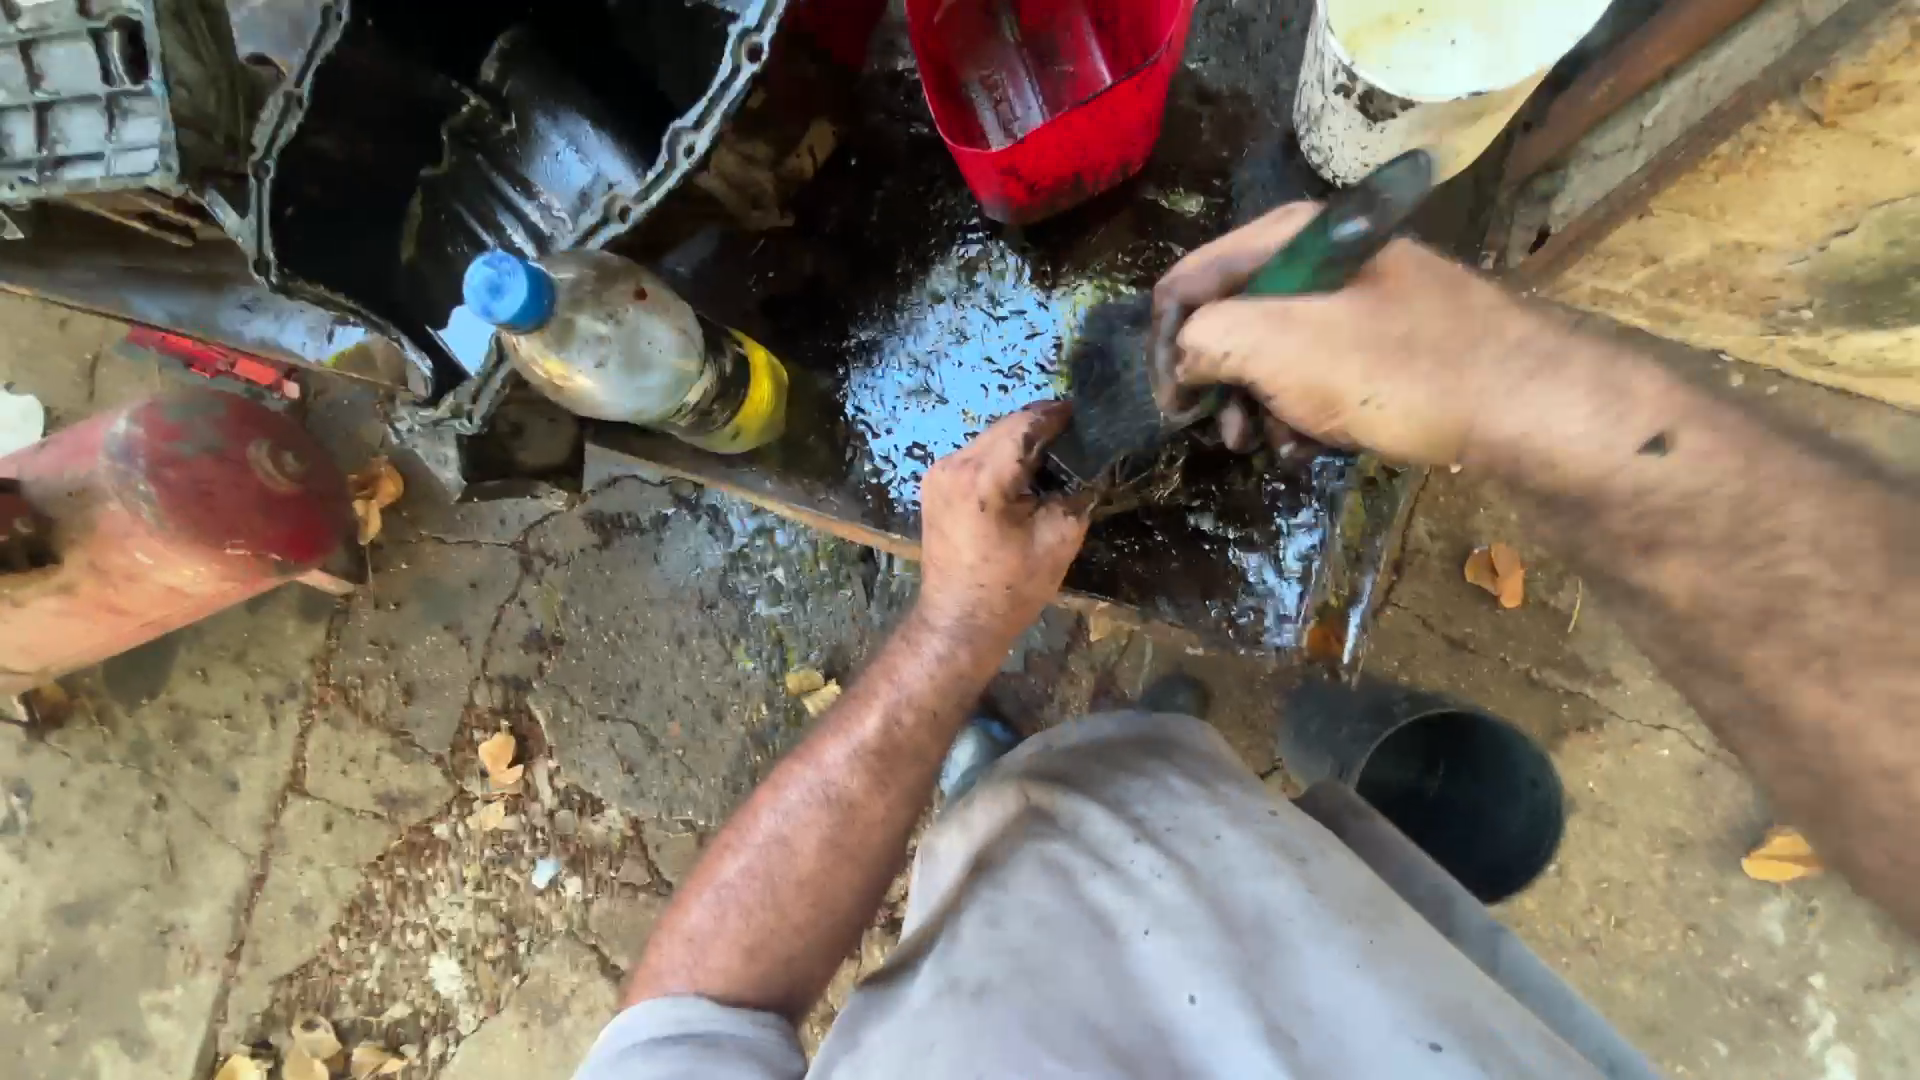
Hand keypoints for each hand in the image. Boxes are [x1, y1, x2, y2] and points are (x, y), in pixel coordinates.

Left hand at [915, 402, 1090, 650]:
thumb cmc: (1011, 588)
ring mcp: (937, 474)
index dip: (1057, 416)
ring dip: (1020, 443)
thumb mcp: (1059, 538)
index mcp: (981, 476)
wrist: (959, 621)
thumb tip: (1089, 462)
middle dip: (1040, 428)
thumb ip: (1076, 491)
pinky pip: (974, 457)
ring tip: (1054, 455)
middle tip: (1077, 435)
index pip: (1024, 425)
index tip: (1086, 412)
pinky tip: (1023, 473)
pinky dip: (1001, 457)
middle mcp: (951, 464)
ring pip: (988, 439)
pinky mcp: (934, 486)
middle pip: (1004, 428)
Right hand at [1156, 201, 1563, 466]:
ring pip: (1263, 356)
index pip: (1187, 283)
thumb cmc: (1392, 369)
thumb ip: (1204, 340)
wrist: (1522, 407)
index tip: (1173, 404)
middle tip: (1220, 432)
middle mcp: (1314, 260)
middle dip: (1215, 384)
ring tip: (1268, 444)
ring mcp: (1347, 303)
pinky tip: (1309, 445)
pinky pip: (1306, 374)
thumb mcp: (1277, 346)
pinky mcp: (1371, 343)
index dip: (1167, 345)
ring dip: (1254, 408)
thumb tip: (1183, 362)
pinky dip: (1296, 413)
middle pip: (1225, 322)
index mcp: (1289, 238)